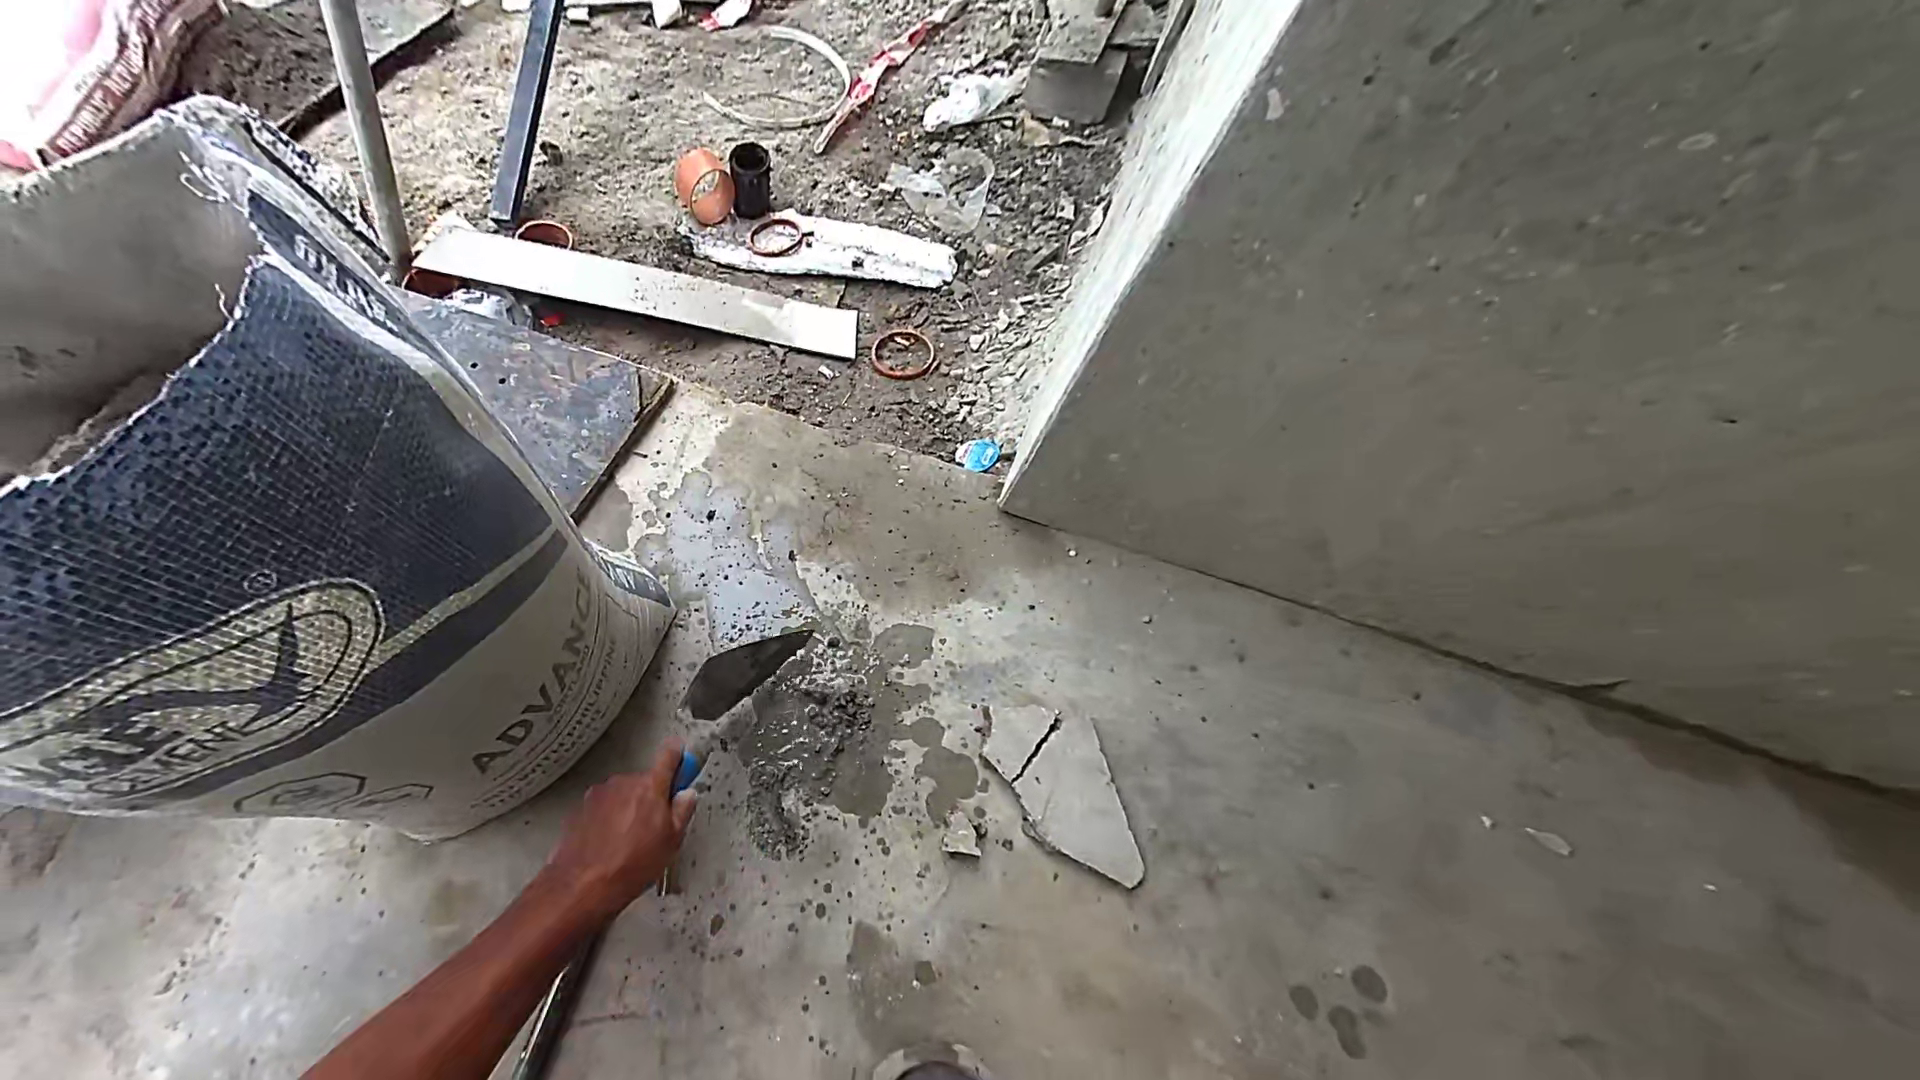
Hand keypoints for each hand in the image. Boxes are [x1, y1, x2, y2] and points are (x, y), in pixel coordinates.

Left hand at [541, 738, 697, 921]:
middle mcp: (623, 783)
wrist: (581, 888)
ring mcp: (599, 795)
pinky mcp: (579, 810)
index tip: (684, 763)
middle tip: (656, 822)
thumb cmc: (627, 866)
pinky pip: (602, 808)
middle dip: (652, 796)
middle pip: (645, 779)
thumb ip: (683, 810)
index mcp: (651, 785)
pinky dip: (608, 821)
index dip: (679, 756)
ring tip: (630, 840)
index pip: (670, 754)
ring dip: (628, 808)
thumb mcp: (672, 840)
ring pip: (622, 794)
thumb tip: (687, 797)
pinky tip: (611, 846)